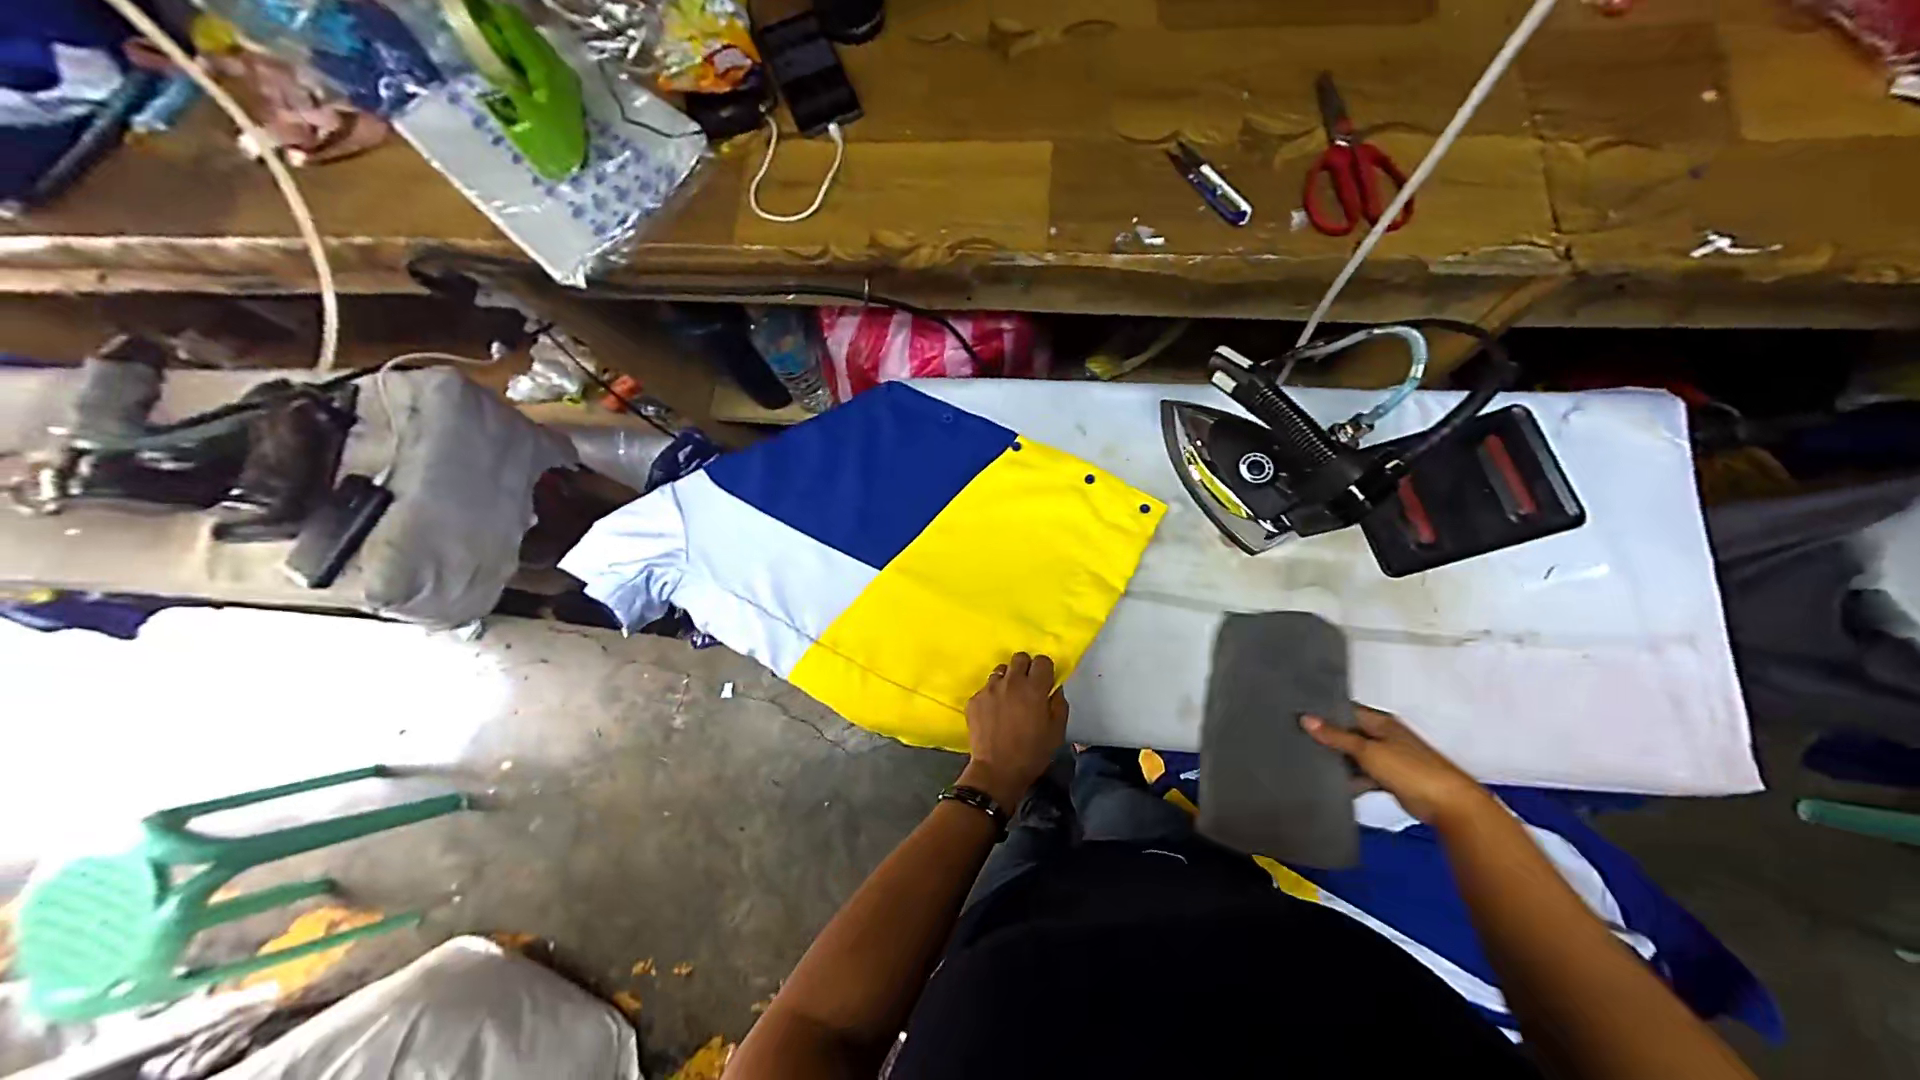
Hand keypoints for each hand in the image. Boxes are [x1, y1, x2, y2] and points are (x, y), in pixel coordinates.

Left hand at [958, 652, 1069, 807]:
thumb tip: (1055, 688)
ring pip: (1001, 671)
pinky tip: (994, 713)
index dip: (1045, 669)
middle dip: (1026, 668)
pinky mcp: (974, 699)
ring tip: (1009, 698)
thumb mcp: (1056, 731)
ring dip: (1008, 680)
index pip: (1042, 660)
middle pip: (1019, 658)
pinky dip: (992, 695)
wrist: (996, 770)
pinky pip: (986, 688)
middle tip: (1028, 686)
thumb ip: (1059, 704)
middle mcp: (1011, 682)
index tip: (1045, 681)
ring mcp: (989, 689)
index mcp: (1034, 688)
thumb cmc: (1032, 753)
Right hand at [1301, 705, 1496, 829]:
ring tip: (1307, 759)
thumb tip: (1305, 718)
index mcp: (1380, 722)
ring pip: (1354, 755)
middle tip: (1296, 738)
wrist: (1448, 805)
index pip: (1345, 710)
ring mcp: (1388, 758)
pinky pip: (1362, 774)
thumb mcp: (1367, 750)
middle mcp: (1383, 736)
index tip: (1296, 714)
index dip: (1323, 712)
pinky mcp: (1389, 778)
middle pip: (1348, 733)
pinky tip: (1332, 782)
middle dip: (1328, 737)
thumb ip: (1336, 736)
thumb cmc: (1409, 769)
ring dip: (1338, 760)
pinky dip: (1351, 778)